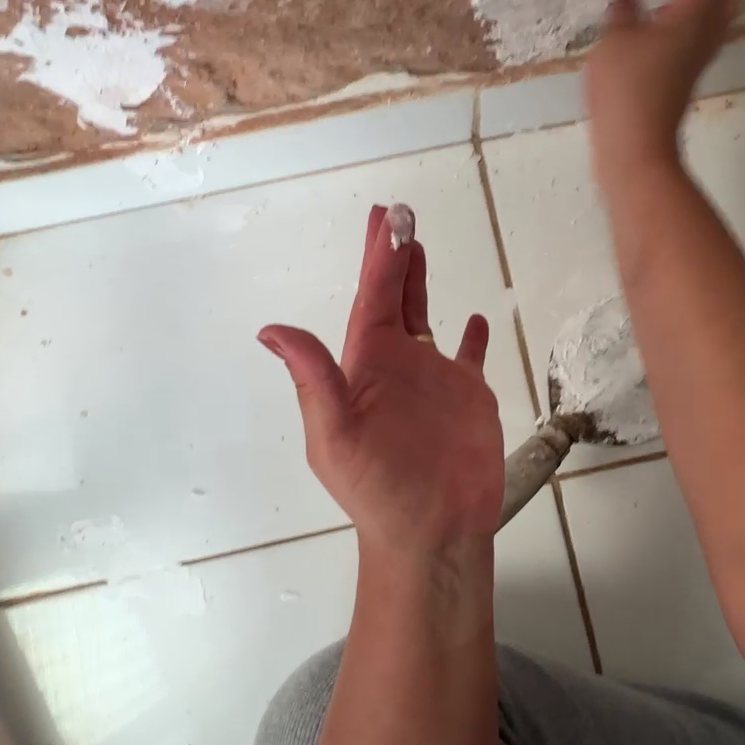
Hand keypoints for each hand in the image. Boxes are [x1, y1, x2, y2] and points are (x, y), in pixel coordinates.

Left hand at [259, 205, 503, 560]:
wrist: (433, 531)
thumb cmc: (381, 489)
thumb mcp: (336, 436)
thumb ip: (314, 380)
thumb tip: (271, 330)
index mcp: (366, 367)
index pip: (371, 299)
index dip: (378, 257)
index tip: (386, 218)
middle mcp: (397, 365)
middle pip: (394, 297)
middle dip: (394, 255)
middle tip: (398, 213)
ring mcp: (433, 381)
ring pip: (425, 318)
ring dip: (422, 282)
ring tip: (421, 245)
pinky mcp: (468, 399)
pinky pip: (467, 359)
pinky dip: (471, 339)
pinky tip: (474, 321)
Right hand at [584, 0, 744, 187]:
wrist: (635, 150)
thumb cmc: (627, 92)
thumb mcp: (613, 42)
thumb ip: (623, 14)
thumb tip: (628, 1)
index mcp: (692, 15)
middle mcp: (703, 35)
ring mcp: (695, 60)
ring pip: (715, 17)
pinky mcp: (682, 80)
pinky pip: (695, 38)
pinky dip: (684, 22)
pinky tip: (654, 28)